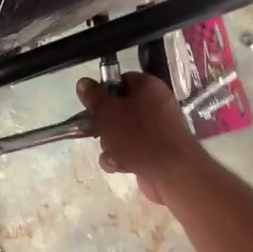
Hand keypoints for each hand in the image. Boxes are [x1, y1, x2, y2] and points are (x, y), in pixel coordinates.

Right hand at [77, 73, 202, 204]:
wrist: (169, 171)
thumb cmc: (137, 135)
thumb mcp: (108, 111)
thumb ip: (94, 96)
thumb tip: (83, 83)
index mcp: (148, 86)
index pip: (121, 80)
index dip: (104, 93)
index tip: (92, 105)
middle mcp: (156, 104)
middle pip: (119, 109)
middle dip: (104, 124)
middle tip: (98, 131)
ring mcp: (157, 130)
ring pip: (122, 132)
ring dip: (110, 144)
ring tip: (112, 153)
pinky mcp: (156, 151)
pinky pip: (131, 150)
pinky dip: (122, 158)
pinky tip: (118, 165)